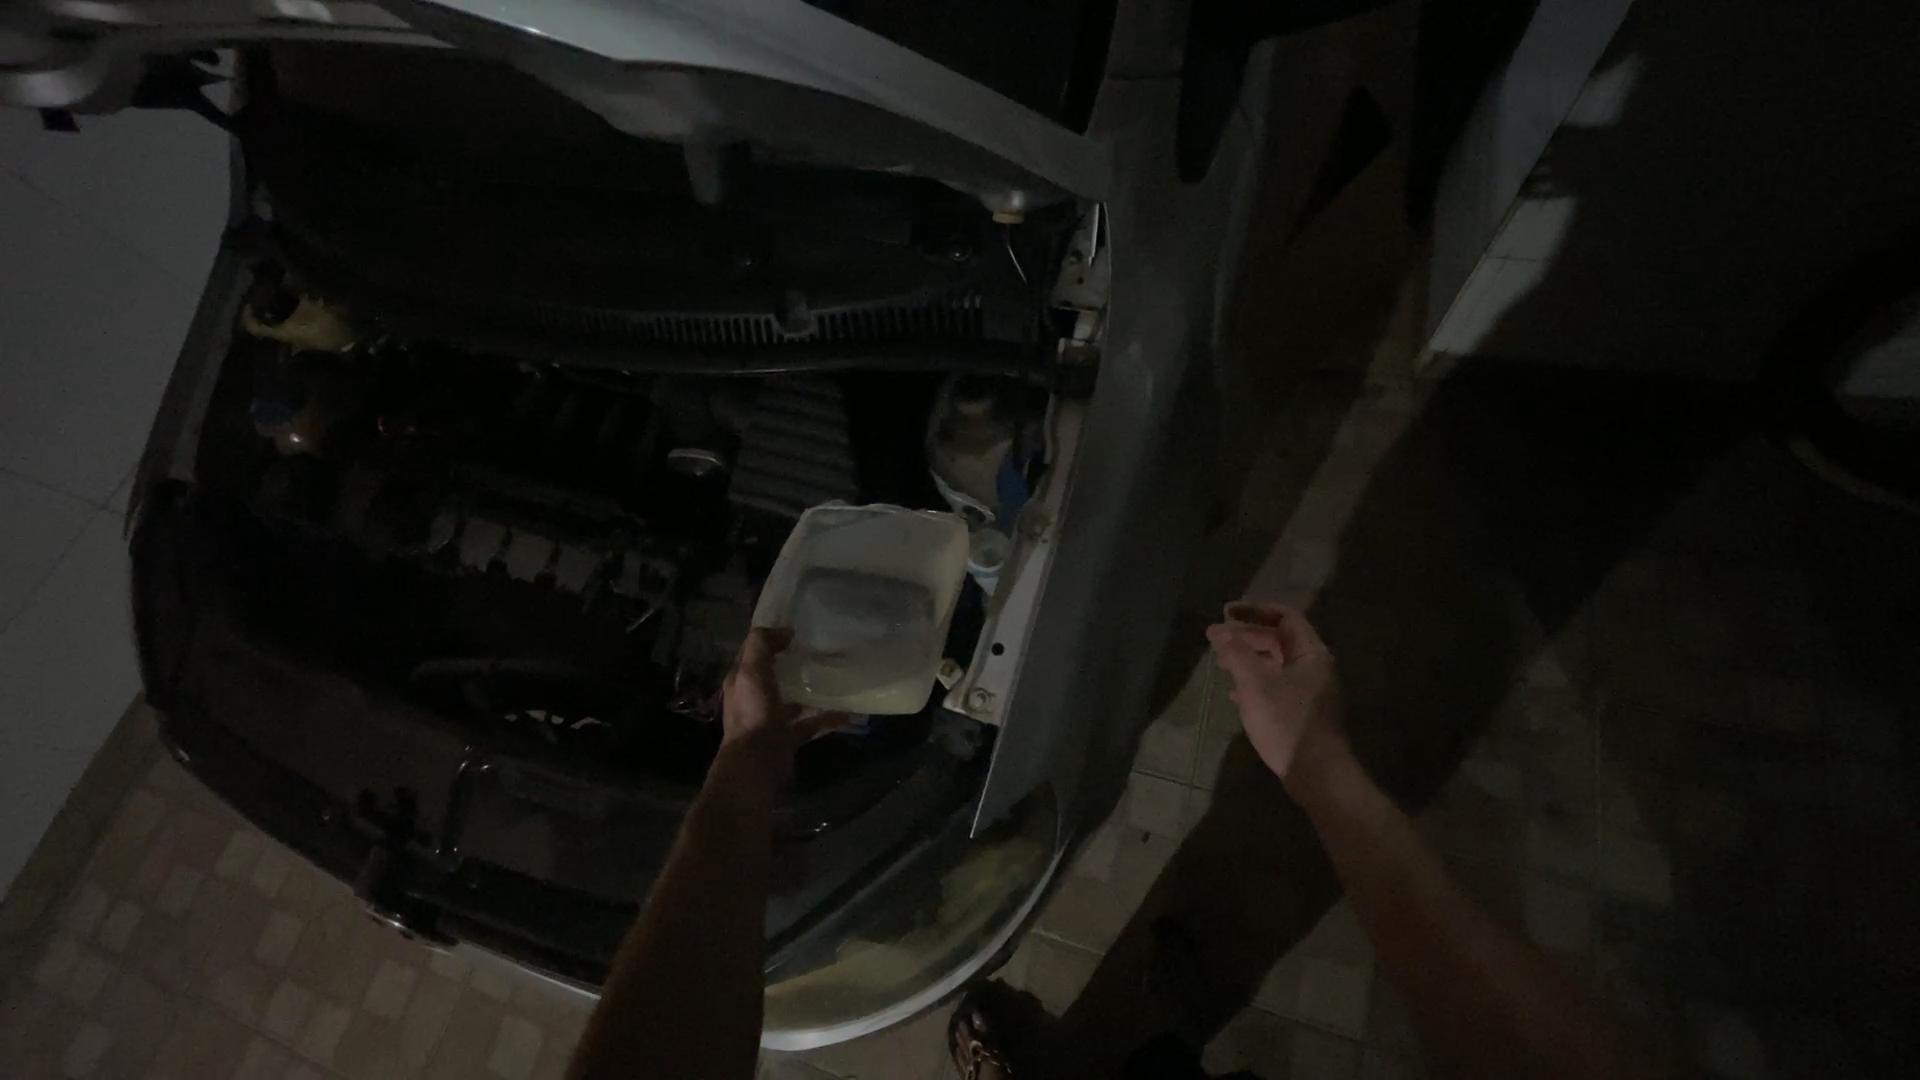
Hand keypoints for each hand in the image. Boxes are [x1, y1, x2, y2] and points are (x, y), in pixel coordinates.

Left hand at [720, 628, 845, 766]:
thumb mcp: (751, 671)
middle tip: (818, 651)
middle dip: (791, 665)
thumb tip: (784, 632)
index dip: (769, 639)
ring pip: (791, 701)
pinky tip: (847, 712)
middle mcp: (753, 700)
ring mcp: (771, 721)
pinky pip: (810, 724)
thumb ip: (762, 645)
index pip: (752, 654)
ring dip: (809, 692)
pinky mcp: (787, 739)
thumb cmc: (753, 713)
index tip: (796, 630)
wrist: (758, 764)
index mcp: (740, 682)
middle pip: (772, 677)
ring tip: (833, 679)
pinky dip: (827, 719)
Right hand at [1206, 602, 1349, 788]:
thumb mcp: (1254, 684)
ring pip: (1276, 662)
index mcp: (1310, 653)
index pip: (1285, 617)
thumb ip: (1236, 653)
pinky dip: (1254, 680)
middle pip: (1279, 639)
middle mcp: (1314, 667)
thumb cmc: (1286, 722)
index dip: (1254, 610)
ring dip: (1248, 657)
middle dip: (1246, 635)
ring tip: (1221, 662)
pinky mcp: (1302, 711)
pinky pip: (1276, 683)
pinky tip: (1235, 692)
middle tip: (1216, 637)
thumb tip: (1218, 631)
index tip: (1226, 612)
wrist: (1316, 773)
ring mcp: (1310, 690)